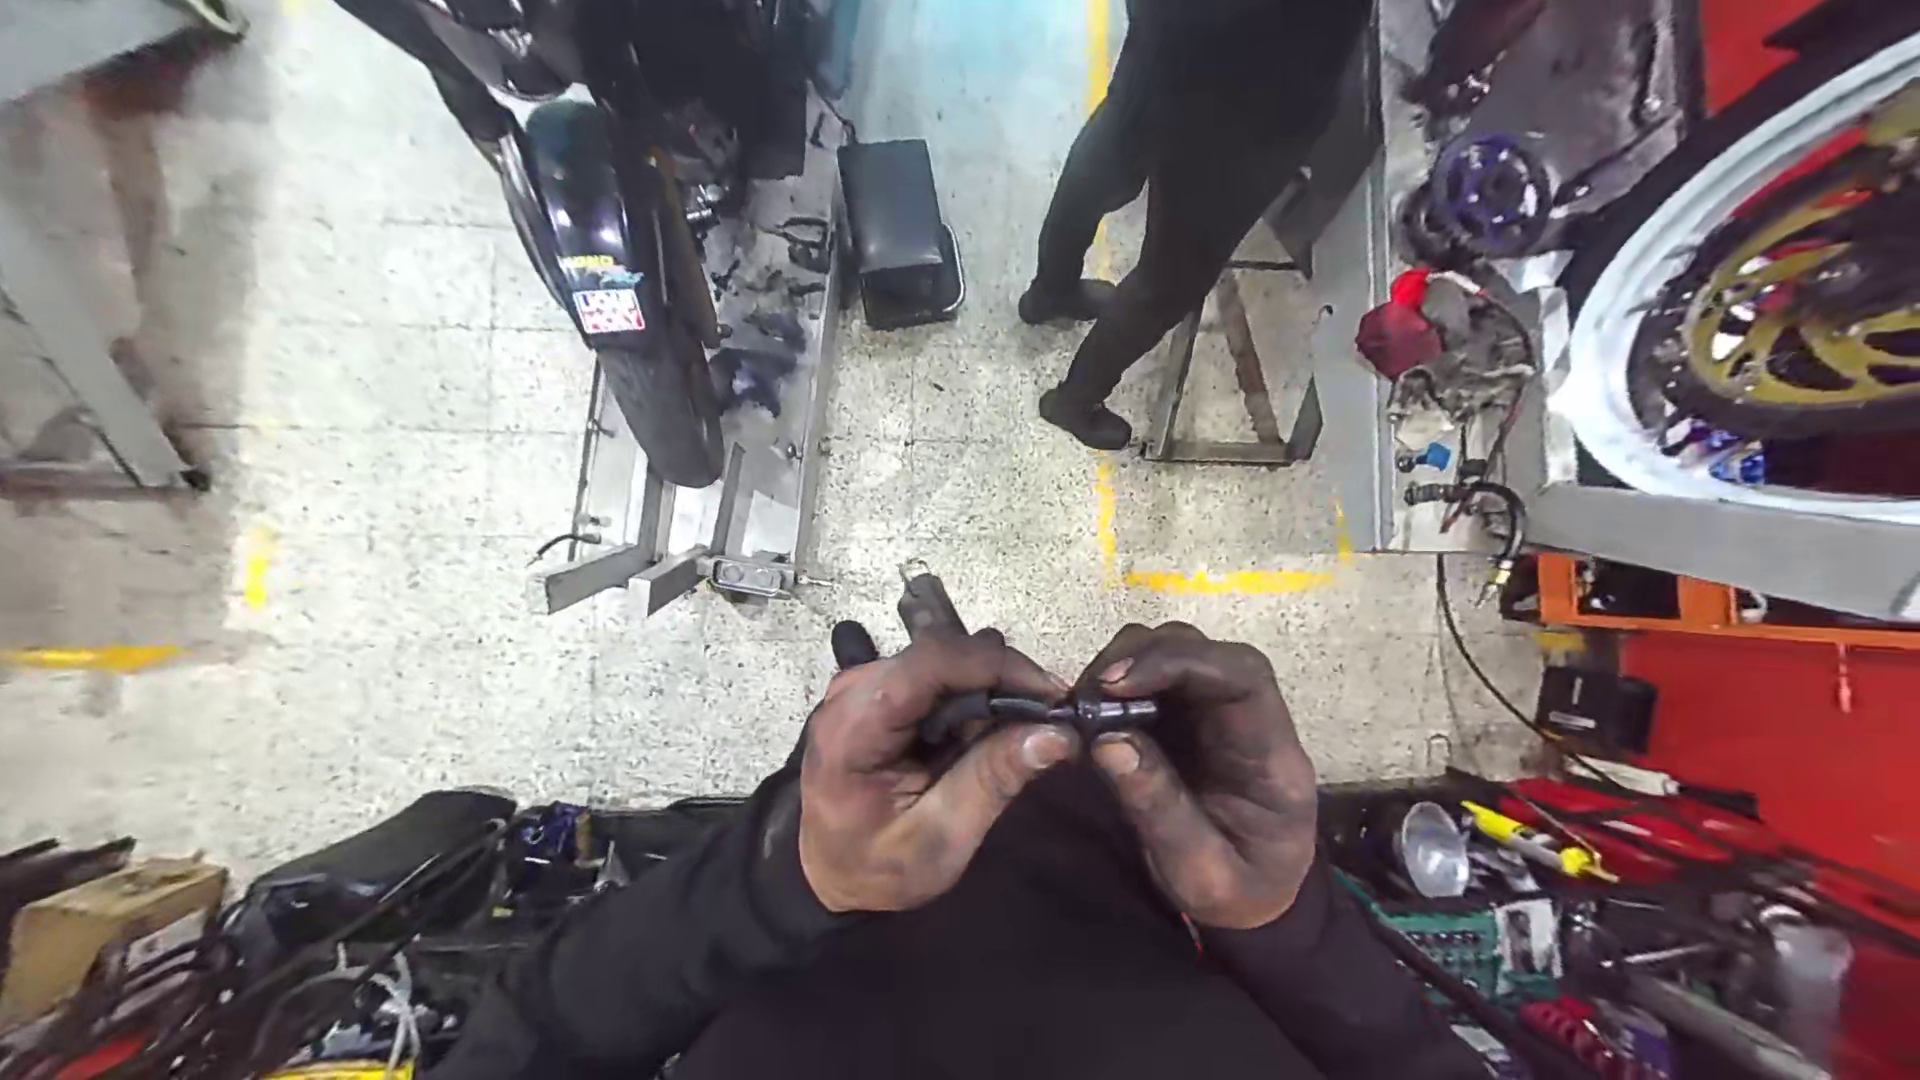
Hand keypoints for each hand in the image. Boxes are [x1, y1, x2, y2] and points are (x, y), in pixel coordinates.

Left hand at [798, 631, 1079, 912]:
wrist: (826, 868)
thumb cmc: (875, 865)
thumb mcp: (939, 839)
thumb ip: (992, 781)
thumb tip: (1055, 734)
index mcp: (853, 727)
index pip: (929, 663)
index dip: (995, 666)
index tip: (1050, 695)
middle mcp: (852, 689)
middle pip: (941, 653)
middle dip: (1002, 677)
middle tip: (1046, 718)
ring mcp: (863, 680)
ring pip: (944, 656)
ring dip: (990, 684)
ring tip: (1019, 727)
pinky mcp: (879, 684)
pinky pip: (937, 670)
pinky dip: (972, 690)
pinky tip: (985, 725)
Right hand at [1081, 623, 1317, 928]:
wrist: (1251, 903)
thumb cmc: (1236, 892)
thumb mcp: (1200, 873)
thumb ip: (1159, 809)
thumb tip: (1106, 743)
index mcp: (1271, 754)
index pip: (1242, 675)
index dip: (1178, 663)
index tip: (1116, 685)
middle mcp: (1245, 717)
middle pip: (1200, 648)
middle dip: (1139, 658)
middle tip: (1089, 696)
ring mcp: (1211, 709)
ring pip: (1170, 648)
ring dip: (1124, 664)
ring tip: (1087, 703)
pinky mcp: (1181, 712)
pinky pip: (1148, 672)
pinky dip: (1116, 679)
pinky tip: (1094, 708)